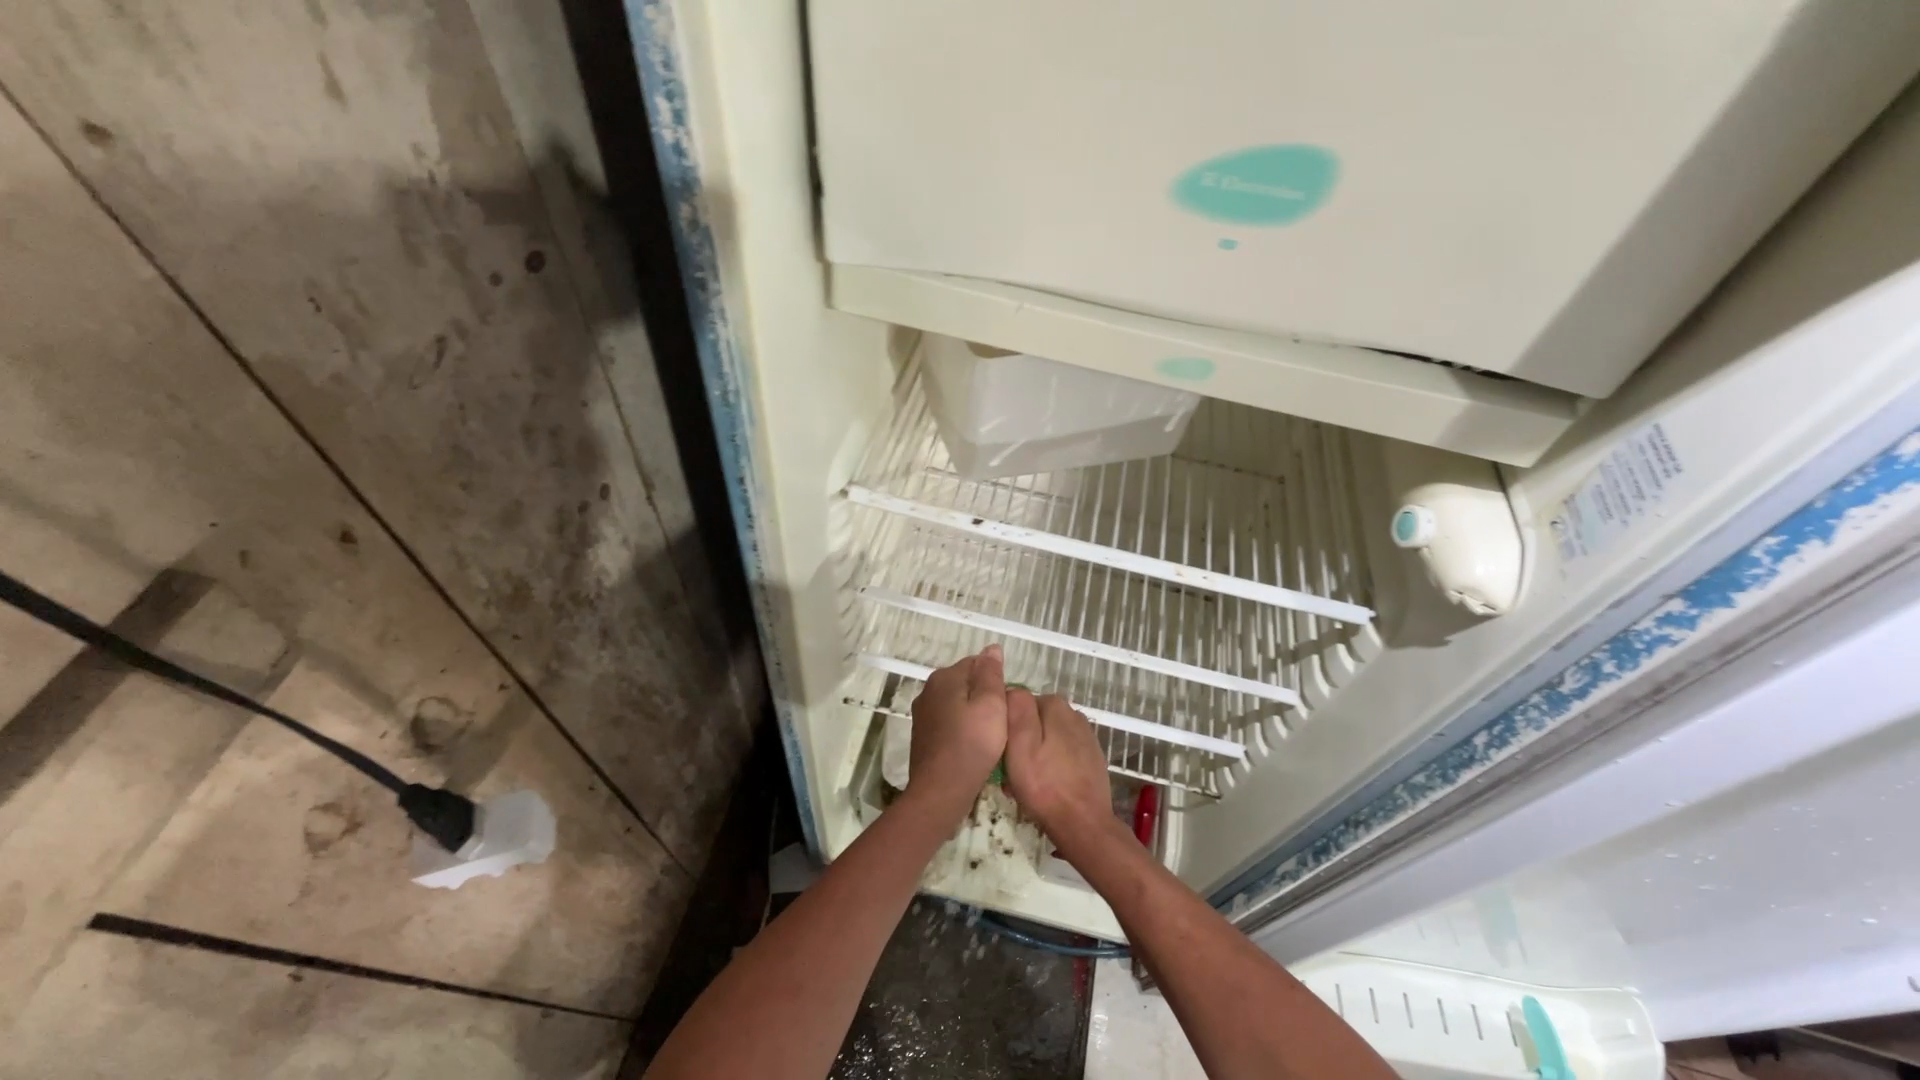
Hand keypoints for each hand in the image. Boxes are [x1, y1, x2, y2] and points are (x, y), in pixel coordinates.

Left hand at [904, 645, 1009, 813]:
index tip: (1006, 704)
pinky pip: (950, 724)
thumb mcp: (991, 704)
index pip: (977, 663)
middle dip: (985, 698)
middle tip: (1002, 721)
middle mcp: (928, 690)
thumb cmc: (972, 744)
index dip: (996, 681)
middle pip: (966, 683)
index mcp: (944, 677)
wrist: (942, 790)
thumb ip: (991, 674)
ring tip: (990, 736)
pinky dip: (963, 730)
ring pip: (958, 705)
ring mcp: (923, 714)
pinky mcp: (923, 736)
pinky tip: (974, 747)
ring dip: (974, 715)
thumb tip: (991, 648)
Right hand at [1004, 692, 1123, 857]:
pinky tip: (1045, 786)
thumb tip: (1012, 689)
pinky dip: (1050, 765)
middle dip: (1020, 742)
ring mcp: (1085, 736)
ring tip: (1024, 782)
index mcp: (1055, 705)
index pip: (1018, 702)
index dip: (1005, 726)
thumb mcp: (1020, 744)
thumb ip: (1017, 710)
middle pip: (1034, 721)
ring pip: (1047, 738)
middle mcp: (1073, 714)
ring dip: (1033, 755)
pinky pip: (1061, 753)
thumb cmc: (1044, 785)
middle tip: (1009, 771)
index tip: (1001, 751)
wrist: (1083, 824)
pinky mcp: (1090, 757)